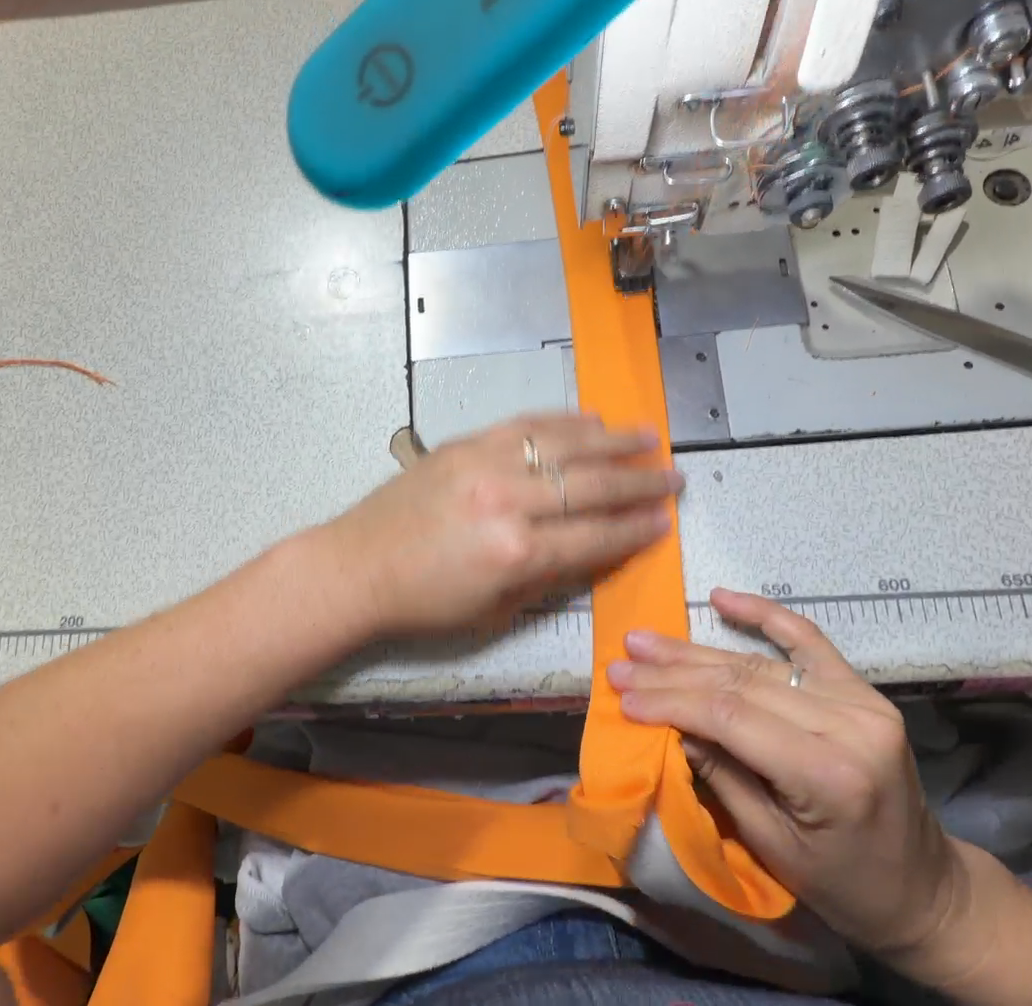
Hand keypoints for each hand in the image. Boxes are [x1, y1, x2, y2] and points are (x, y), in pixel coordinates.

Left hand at [318, 414, 680, 636]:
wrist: (358, 567)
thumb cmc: (424, 604)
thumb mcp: (494, 610)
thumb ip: (551, 578)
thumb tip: (598, 552)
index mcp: (517, 553)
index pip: (596, 536)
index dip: (636, 530)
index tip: (665, 520)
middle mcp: (508, 501)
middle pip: (591, 486)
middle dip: (639, 484)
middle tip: (673, 477)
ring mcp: (484, 464)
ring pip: (564, 444)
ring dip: (612, 440)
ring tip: (647, 436)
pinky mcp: (464, 444)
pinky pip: (524, 424)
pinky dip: (561, 420)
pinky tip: (590, 419)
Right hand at [607, 589, 966, 960]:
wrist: (924, 888)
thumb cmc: (844, 883)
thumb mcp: (771, 843)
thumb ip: (720, 774)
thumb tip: (667, 722)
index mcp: (829, 772)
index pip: (731, 716)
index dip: (671, 702)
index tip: (623, 695)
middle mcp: (850, 723)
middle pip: (741, 683)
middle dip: (673, 673)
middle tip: (621, 662)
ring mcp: (862, 699)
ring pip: (760, 664)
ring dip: (696, 651)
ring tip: (645, 641)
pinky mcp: (862, 690)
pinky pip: (808, 642)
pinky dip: (765, 616)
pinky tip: (724, 598)